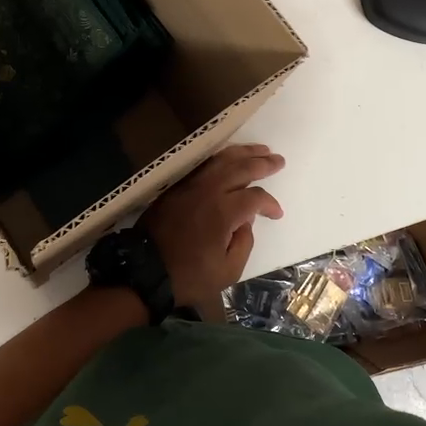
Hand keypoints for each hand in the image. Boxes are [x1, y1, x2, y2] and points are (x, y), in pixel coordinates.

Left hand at [141, 143, 284, 320]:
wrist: (146, 269)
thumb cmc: (189, 275)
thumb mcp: (227, 271)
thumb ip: (244, 243)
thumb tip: (246, 221)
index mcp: (223, 211)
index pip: (254, 198)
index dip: (269, 204)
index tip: (276, 214)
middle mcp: (208, 190)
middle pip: (240, 167)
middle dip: (262, 163)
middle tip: (279, 160)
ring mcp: (190, 184)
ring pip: (220, 159)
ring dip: (242, 152)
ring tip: (260, 150)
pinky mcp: (178, 185)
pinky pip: (204, 163)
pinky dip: (220, 157)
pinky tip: (229, 157)